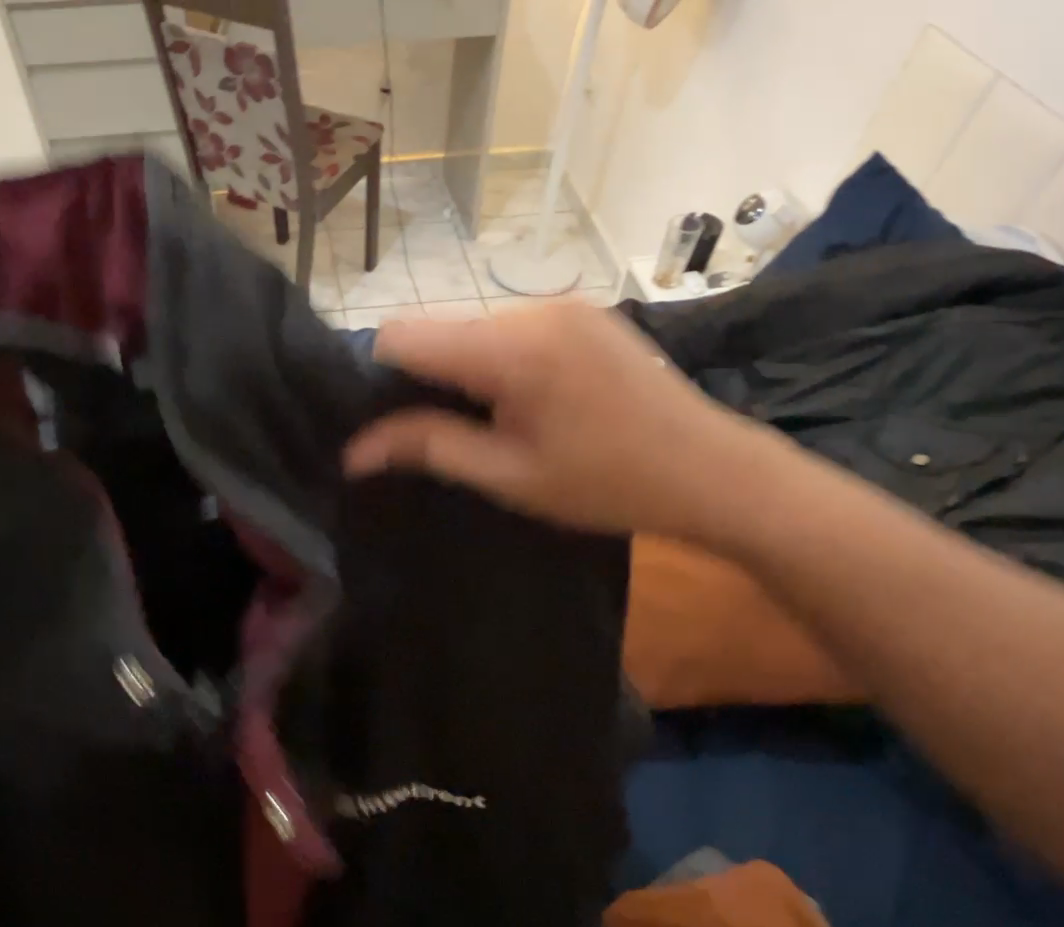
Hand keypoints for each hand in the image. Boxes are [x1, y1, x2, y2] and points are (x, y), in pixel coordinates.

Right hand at [343, 302, 786, 540]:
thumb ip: (429, 448)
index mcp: (510, 347)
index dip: (379, 375)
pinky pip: (514, 326)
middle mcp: (531, 308)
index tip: (383, 422)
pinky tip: (525, 402)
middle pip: (439, 328)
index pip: (402, 334)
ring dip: (463, 370)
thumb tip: (354, 451)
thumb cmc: (608, 485)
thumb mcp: (510, 476)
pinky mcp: (585, 310)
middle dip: (424, 377)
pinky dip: (498, 359)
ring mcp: (563, 303)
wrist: (710, 469)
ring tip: (489, 423)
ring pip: (475, 327)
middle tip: (438, 434)